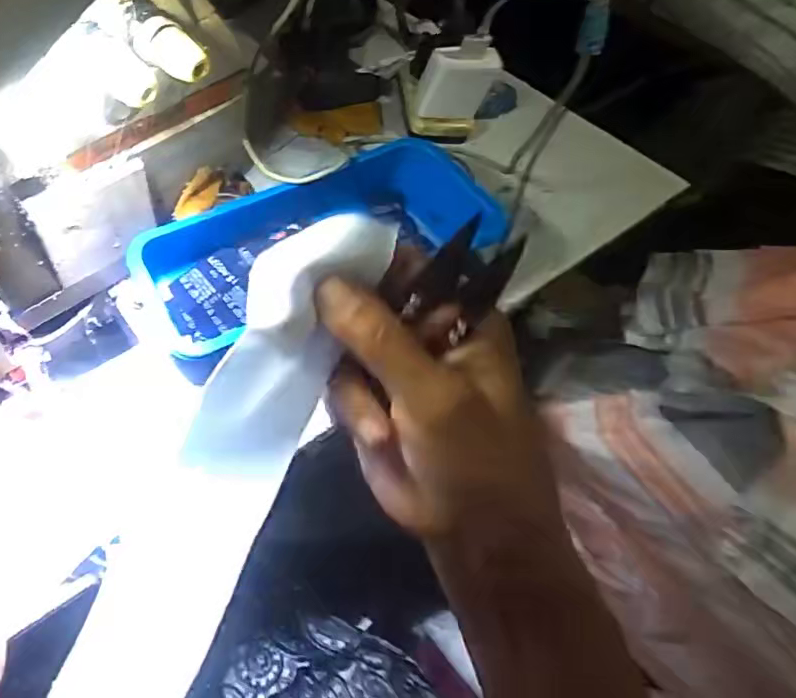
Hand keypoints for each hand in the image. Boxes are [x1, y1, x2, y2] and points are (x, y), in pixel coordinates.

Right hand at [315, 276, 561, 550]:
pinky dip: (348, 403)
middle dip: (339, 317)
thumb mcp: (432, 393)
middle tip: (327, 334)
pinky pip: (334, 374)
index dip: (364, 258)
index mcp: (458, 318)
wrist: (471, 538)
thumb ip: (378, 335)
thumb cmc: (475, 458)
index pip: (407, 265)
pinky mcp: (364, 392)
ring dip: (352, 382)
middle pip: (362, 298)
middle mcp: (421, 331)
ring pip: (340, 339)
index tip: (320, 260)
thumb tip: (323, 282)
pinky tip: (372, 433)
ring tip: (378, 424)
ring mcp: (390, 362)